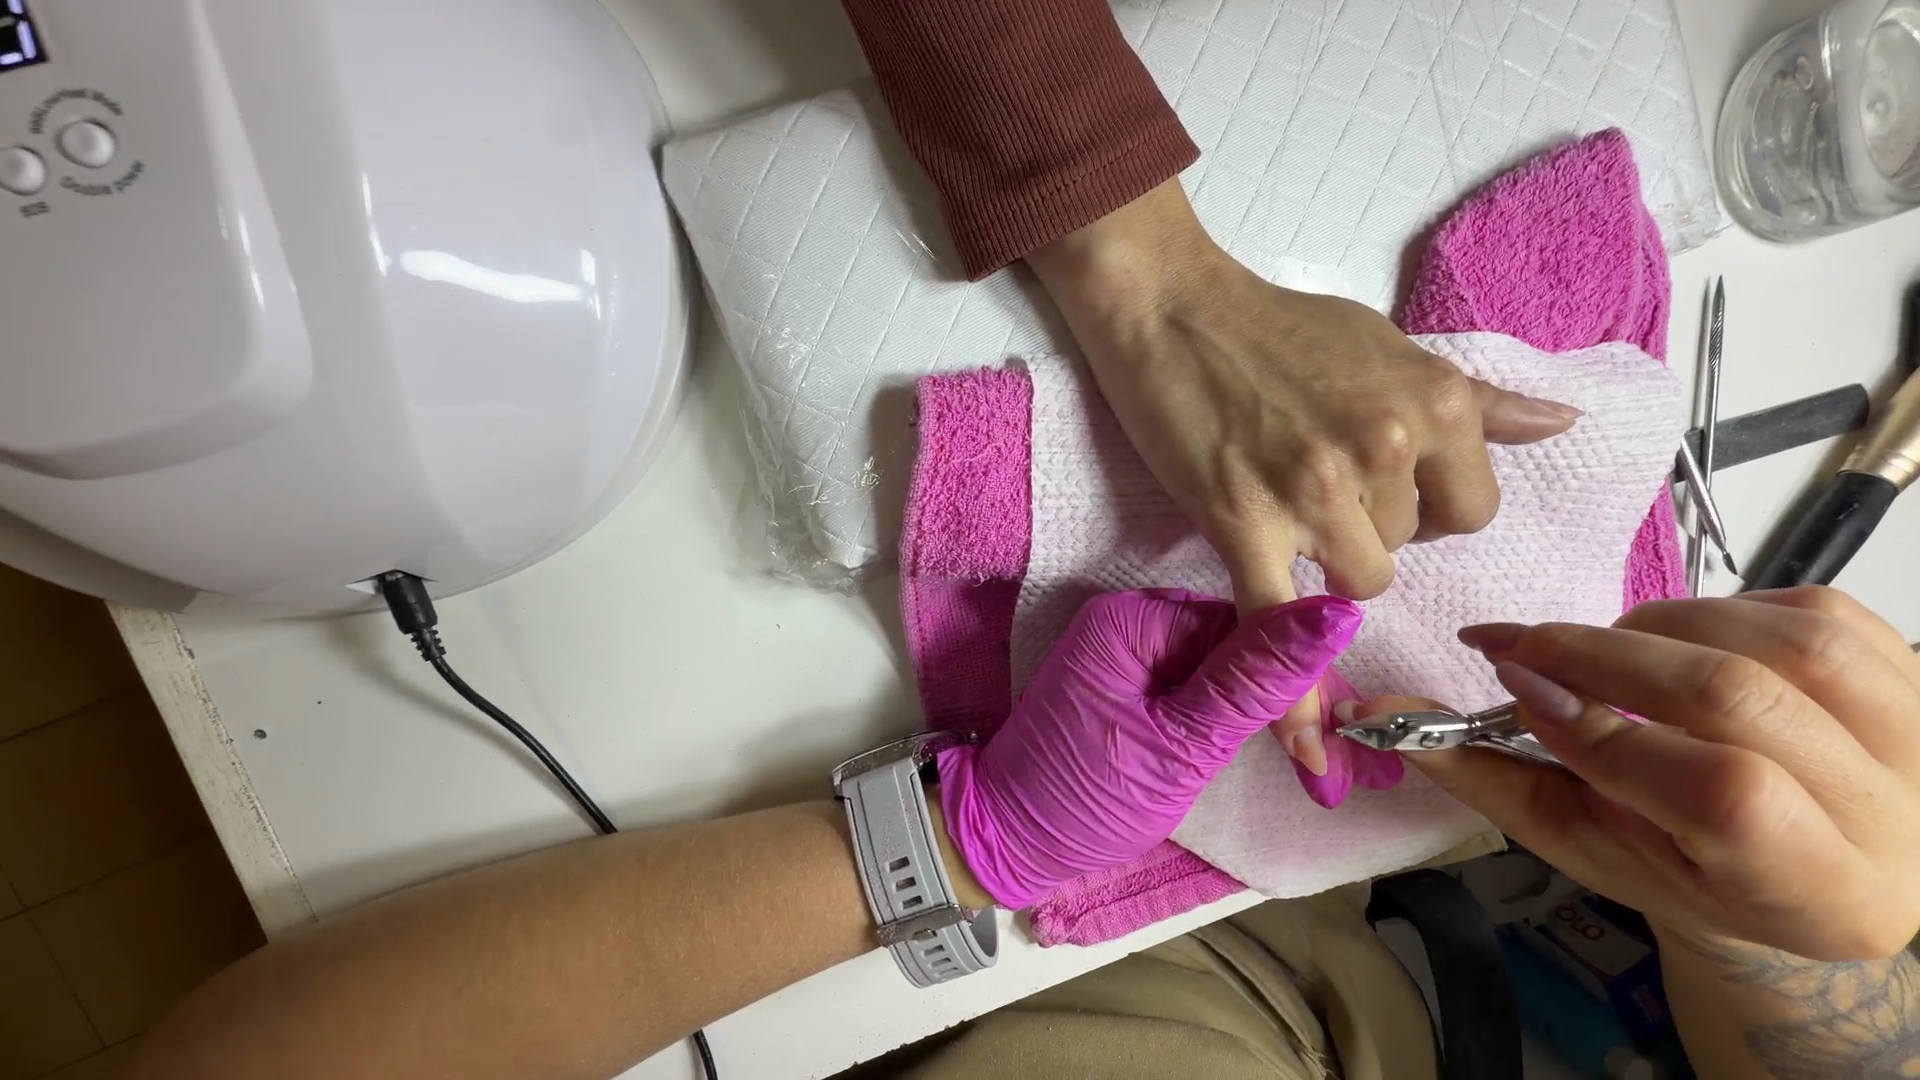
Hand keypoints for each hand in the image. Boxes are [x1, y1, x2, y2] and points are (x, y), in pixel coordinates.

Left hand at [939, 589, 1360, 909]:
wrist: (1010, 836)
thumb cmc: (1090, 797)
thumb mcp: (1183, 744)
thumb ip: (1256, 682)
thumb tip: (1337, 613)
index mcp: (1134, 619)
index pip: (1244, 623)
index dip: (1298, 677)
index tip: (1342, 733)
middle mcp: (1127, 619)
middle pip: (1233, 642)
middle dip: (1285, 698)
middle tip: (1334, 763)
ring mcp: (1123, 649)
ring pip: (1218, 665)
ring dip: (1262, 710)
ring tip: (1316, 761)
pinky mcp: (1123, 679)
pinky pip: (1190, 682)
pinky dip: (1225, 716)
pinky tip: (1262, 744)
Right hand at [1028, 179, 1578, 772]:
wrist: (1174, 313)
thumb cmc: (1275, 325)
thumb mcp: (1388, 344)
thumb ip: (1475, 396)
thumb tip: (1565, 420)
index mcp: (1433, 404)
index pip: (1469, 511)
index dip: (1425, 510)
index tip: (1375, 488)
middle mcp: (1384, 450)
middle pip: (1407, 551)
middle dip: (1368, 530)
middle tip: (1310, 486)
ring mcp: (1312, 494)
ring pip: (1357, 585)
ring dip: (1327, 565)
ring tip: (1280, 519)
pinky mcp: (1243, 525)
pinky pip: (1278, 621)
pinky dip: (1292, 686)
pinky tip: (1306, 747)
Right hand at [1362, 587, 1919, 961]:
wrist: (1798, 864)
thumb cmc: (1672, 865)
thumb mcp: (1571, 838)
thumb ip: (1480, 775)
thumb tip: (1373, 716)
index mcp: (1811, 890)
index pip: (1721, 793)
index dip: (1602, 726)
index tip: (1510, 682)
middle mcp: (1906, 825)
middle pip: (1742, 697)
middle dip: (1601, 655)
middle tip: (1524, 647)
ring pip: (1783, 640)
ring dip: (1659, 628)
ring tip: (1610, 654)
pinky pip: (1811, 607)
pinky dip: (1717, 610)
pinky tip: (1683, 643)